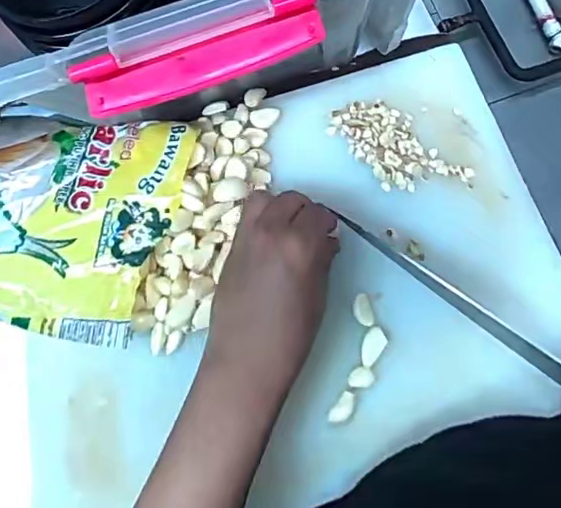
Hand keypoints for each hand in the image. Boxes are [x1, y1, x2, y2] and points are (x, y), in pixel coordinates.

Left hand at [203, 190, 339, 398]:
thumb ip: (322, 260)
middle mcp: (270, 231)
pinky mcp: (230, 247)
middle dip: (306, 210)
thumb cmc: (290, 339)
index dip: (327, 221)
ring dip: (280, 206)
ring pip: (264, 198)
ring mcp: (246, 236)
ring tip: (288, 228)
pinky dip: (261, 218)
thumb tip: (327, 240)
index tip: (330, 232)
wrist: (244, 362)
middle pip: (291, 199)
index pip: (317, 213)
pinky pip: (247, 216)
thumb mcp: (318, 298)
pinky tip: (269, 241)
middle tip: (313, 230)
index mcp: (298, 244)